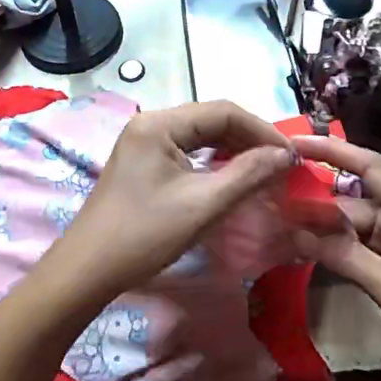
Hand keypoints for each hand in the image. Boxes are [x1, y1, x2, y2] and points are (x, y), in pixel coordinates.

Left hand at [44, 101, 296, 301]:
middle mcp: (150, 124)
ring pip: (201, 136)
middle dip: (250, 140)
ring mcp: (144, 143)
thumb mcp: (202, 205)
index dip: (262, 130)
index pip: (223, 111)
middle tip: (282, 166)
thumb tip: (285, 154)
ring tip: (264, 171)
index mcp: (159, 124)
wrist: (88, 269)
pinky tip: (232, 178)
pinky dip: (214, 162)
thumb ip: (247, 174)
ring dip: (234, 151)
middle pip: (211, 120)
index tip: (292, 155)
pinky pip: (187, 152)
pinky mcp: (143, 163)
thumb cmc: (144, 234)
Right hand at [290, 136, 380, 380]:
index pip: (369, 166)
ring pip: (359, 227)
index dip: (330, 151)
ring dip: (326, 231)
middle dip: (317, 205)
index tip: (292, 143)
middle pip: (356, 202)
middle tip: (270, 207)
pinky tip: (312, 254)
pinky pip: (368, 248)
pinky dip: (342, 251)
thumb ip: (344, 258)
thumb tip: (293, 233)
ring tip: (281, 231)